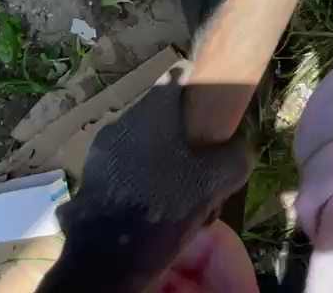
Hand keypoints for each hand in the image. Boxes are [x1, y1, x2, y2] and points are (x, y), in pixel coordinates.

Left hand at [37, 78, 250, 292]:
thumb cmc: (163, 205)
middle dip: (184, 134)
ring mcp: (103, 150)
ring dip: (163, 159)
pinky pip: (126, 167)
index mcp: (155, 107)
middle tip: (201, 162)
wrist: (104, 261)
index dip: (202, 85)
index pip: (182, 72)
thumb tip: (240, 150)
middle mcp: (125, 119)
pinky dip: (142, 180)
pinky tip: (155, 208)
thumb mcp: (217, 180)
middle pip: (164, 112)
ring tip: (180, 192)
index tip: (215, 109)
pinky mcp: (91, 178)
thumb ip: (236, 155)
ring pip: (144, 142)